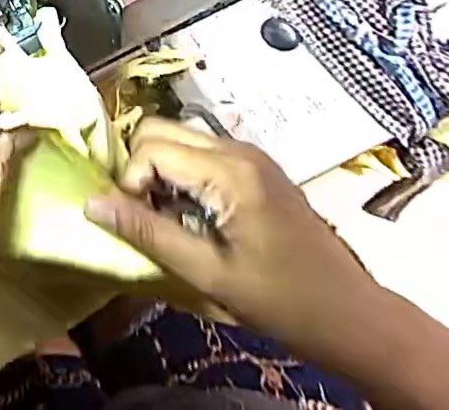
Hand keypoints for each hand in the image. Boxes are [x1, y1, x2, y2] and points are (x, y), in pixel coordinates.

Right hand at [85, 119, 448, 409]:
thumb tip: (92, 204)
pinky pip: (200, 151)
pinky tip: (194, 214)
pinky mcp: (254, 165)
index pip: (151, 146)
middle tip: (150, 217)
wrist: (357, 318)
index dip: (130, 182)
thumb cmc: (285, 302)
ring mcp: (248, 152)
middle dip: (140, 168)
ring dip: (161, 170)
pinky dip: (182, 173)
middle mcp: (236, 146)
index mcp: (228, 169)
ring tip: (171, 219)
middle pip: (160, 129)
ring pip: (178, 136)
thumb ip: (148, 234)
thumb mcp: (210, 275)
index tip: (138, 224)